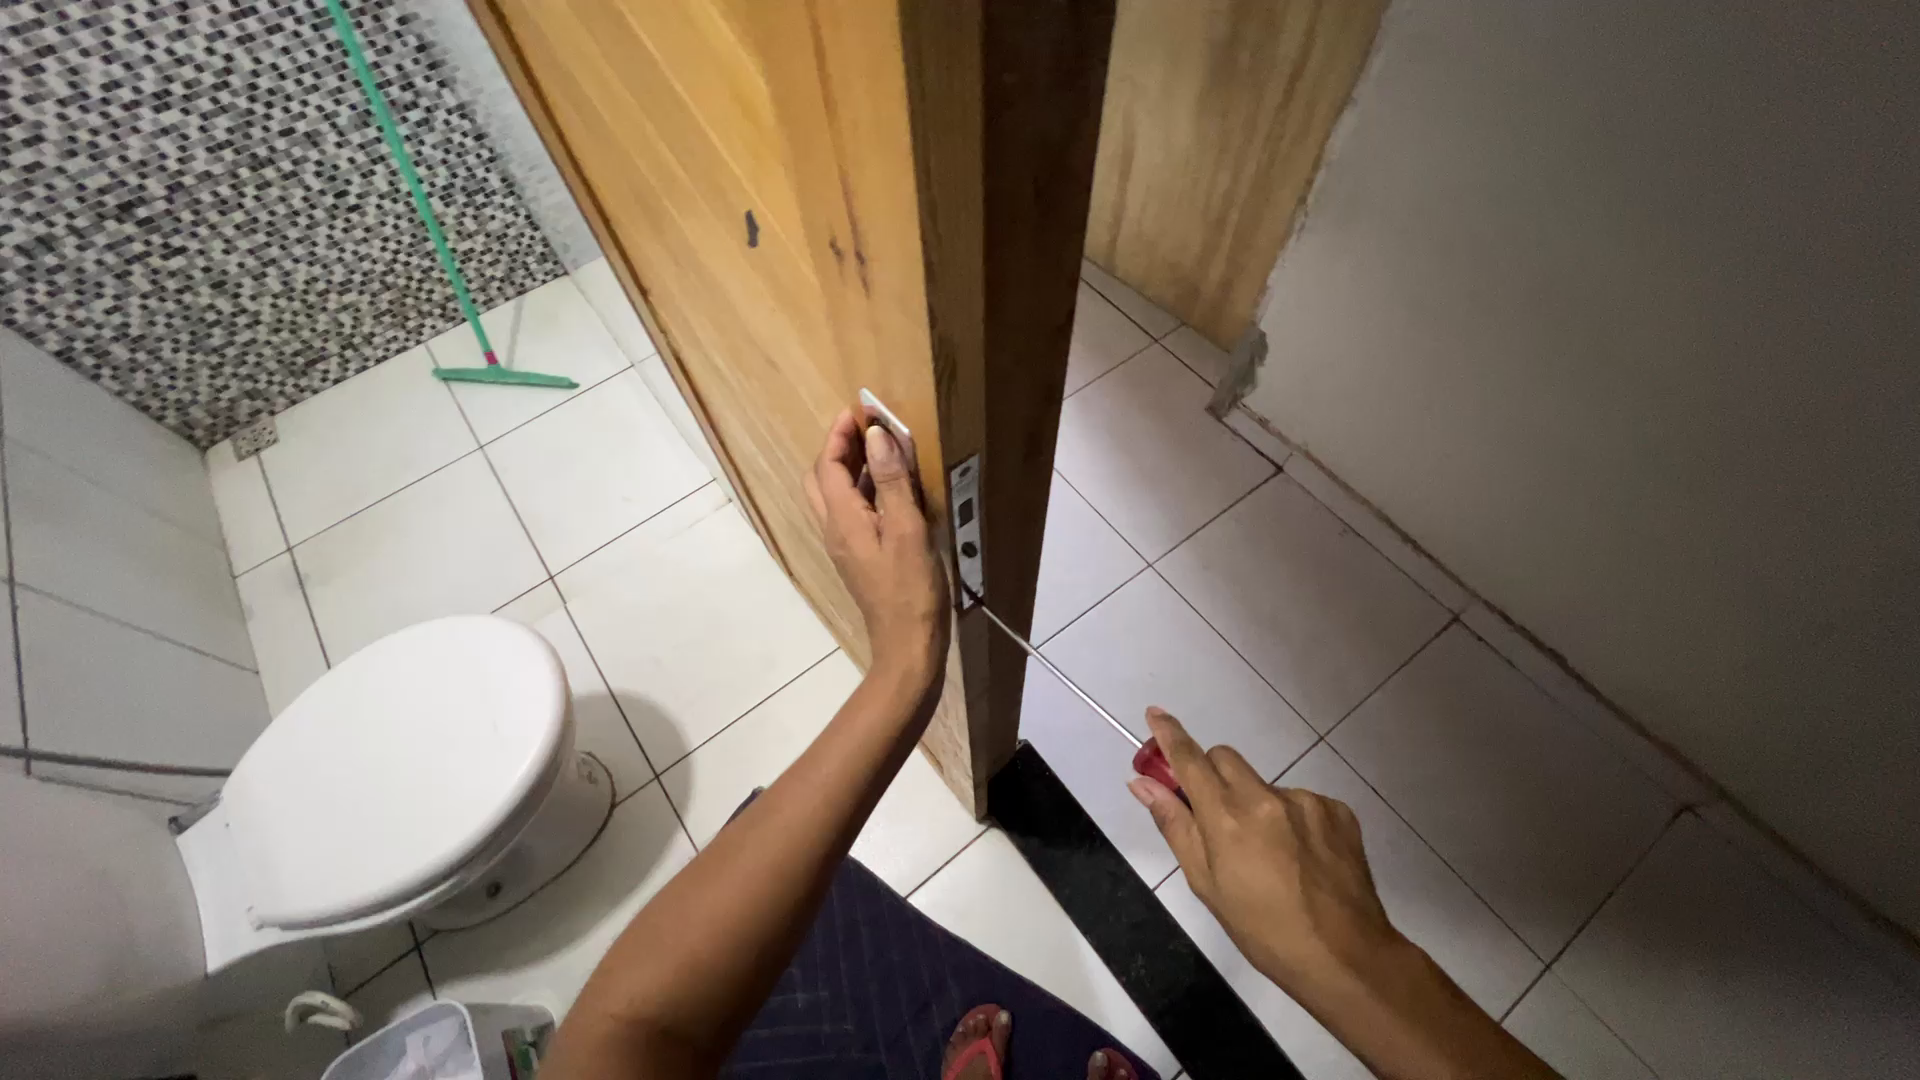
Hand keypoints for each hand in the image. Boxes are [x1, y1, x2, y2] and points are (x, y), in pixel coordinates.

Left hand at [805, 408, 948, 682]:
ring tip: (881, 452)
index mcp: (842, 519)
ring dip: (850, 469)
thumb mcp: (906, 530)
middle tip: (866, 430)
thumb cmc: (910, 588)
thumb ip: (891, 481)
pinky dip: (863, 492)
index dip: (838, 435)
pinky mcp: (860, 559)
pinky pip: (852, 514)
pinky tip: (892, 493)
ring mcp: (846, 547)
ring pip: (835, 497)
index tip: (859, 410)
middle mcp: (835, 530)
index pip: (827, 465)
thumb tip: (875, 436)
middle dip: (837, 449)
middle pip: (821, 480)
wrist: (907, 644)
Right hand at [1128, 708, 1402, 990]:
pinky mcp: (1338, 811)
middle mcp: (1264, 798)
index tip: (1155, 713)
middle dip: (1211, 773)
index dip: (1169, 733)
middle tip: (1212, 812)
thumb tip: (1142, 784)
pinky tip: (1300, 857)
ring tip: (1270, 854)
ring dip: (1254, 802)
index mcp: (1226, 817)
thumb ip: (1175, 825)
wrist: (1348, 958)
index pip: (1189, 759)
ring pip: (1262, 783)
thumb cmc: (1263, 930)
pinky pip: (1300, 801)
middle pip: (1225, 758)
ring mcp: (1306, 801)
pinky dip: (1291, 819)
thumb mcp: (1206, 884)